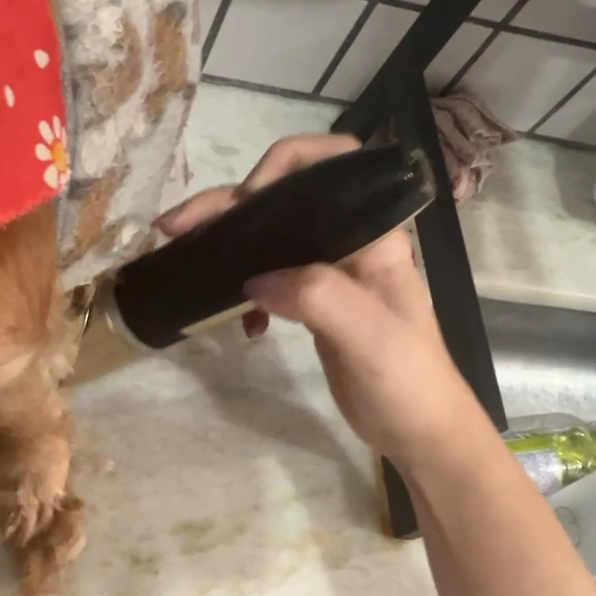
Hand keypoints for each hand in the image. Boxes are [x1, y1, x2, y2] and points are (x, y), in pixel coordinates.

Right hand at [157, 135, 484, 462]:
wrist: (419, 431)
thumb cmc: (408, 379)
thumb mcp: (370, 336)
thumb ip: (317, 296)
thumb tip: (254, 280)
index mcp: (374, 233)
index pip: (331, 165)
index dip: (283, 164)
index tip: (242, 198)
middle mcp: (351, 240)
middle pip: (285, 197)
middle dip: (229, 203)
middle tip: (176, 227)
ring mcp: (331, 269)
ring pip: (271, 235)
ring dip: (228, 241)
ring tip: (186, 256)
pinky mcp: (314, 299)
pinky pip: (269, 274)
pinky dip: (244, 285)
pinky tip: (238, 318)